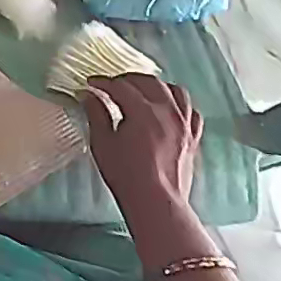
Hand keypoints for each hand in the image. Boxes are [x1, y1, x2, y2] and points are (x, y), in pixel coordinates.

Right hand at [83, 74, 201, 207]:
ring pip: (174, 90)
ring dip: (154, 85)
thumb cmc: (125, 174)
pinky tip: (167, 107)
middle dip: (127, 79)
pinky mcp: (193, 136)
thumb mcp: (103, 143)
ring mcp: (184, 123)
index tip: (91, 83)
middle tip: (111, 84)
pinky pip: (190, 110)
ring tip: (140, 89)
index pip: (120, 86)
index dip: (103, 82)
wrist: (156, 201)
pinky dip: (177, 103)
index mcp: (143, 112)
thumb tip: (88, 95)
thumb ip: (96, 114)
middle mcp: (167, 112)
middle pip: (149, 82)